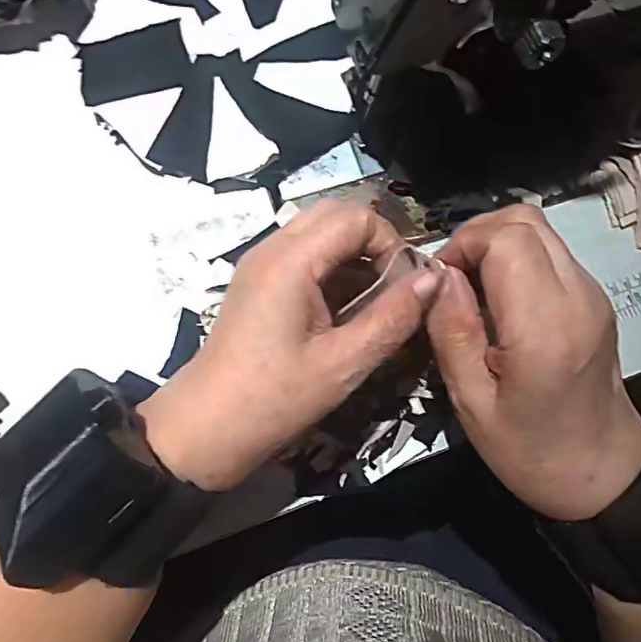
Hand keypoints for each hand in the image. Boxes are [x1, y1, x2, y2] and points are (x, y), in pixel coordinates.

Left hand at [139, 203, 443, 491]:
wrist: (208, 427)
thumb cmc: (274, 399)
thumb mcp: (343, 364)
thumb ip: (391, 318)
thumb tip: (433, 280)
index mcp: (289, 262)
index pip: (354, 216)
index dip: (390, 242)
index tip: (405, 284)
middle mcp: (271, 249)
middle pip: (334, 213)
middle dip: (373, 241)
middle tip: (393, 286)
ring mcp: (260, 263)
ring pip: (317, 231)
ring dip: (352, 254)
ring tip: (373, 300)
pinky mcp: (257, 281)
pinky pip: (301, 253)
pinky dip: (331, 267)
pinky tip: (344, 309)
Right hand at [427, 205, 640, 520]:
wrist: (604, 475)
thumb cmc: (530, 450)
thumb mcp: (472, 402)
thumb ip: (453, 331)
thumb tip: (438, 275)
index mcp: (545, 326)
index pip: (507, 239)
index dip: (463, 245)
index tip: (439, 281)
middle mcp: (577, 296)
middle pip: (525, 220)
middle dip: (476, 236)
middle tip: (451, 278)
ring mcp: (592, 293)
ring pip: (539, 230)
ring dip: (496, 244)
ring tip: (470, 287)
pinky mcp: (594, 299)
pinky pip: (550, 253)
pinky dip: (515, 259)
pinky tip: (497, 299)